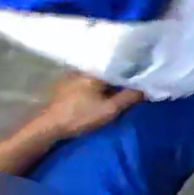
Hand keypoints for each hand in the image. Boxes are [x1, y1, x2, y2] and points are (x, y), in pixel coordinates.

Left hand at [28, 73, 145, 141]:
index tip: (147, 74)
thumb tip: (148, 87)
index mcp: (94, 73)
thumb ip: (131, 96)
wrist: (45, 129)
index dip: (135, 69)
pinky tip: (105, 92)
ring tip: (124, 87)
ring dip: (111, 81)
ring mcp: (71, 79)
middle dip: (123, 75)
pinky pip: (89, 82)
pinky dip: (99, 85)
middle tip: (138, 81)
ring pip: (99, 76)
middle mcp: (82, 71)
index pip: (121, 65)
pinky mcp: (65, 88)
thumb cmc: (80, 116)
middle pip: (109, 70)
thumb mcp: (111, 109)